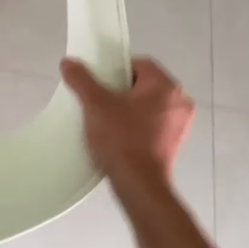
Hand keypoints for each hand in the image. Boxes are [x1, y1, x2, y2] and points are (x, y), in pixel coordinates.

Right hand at [60, 56, 193, 186]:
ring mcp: (180, 124)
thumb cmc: (120, 138)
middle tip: (99, 98)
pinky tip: (118, 134)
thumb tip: (68, 62)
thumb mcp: (95, 104)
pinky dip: (136, 123)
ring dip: (128, 106)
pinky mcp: (175, 142)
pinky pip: (153, 122)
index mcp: (165, 86)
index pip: (139, 63)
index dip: (116, 68)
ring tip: (106, 117)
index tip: (99, 82)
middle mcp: (179, 101)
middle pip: (144, 83)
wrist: (139, 185)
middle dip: (121, 88)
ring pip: (148, 103)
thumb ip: (81, 79)